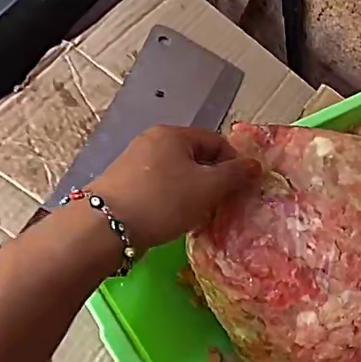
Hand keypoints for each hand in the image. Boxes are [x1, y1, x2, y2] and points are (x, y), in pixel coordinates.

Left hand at [87, 125, 260, 249]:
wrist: (105, 227)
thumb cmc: (163, 201)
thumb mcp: (207, 188)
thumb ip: (234, 175)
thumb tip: (255, 166)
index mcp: (174, 134)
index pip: (217, 141)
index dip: (234, 164)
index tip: (240, 190)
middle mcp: (152, 141)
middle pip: (196, 157)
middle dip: (213, 181)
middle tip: (221, 205)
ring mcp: (135, 162)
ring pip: (178, 174)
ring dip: (193, 193)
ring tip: (198, 216)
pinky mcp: (124, 184)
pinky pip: (159, 187)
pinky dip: (172, 201)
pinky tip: (172, 219)